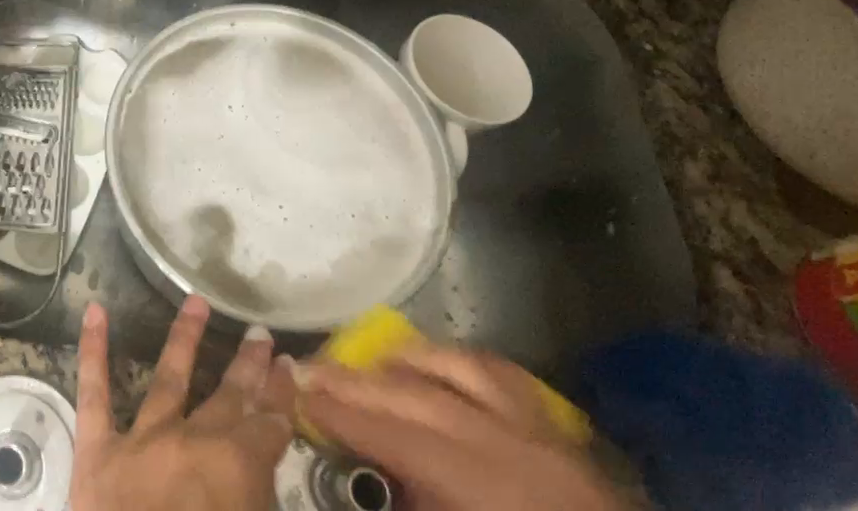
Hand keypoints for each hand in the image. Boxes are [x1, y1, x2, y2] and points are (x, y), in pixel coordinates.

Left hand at [70, 296, 296, 510]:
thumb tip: (265, 484)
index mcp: (237, 468)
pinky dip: (92, 350)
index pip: (270, 425)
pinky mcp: (97, 448)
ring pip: (169, 377)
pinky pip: (94, 392)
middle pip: (228, 396)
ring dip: (184, 338)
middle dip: (248, 366)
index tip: (289, 367)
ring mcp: (143, 440)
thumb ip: (263, 498)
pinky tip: (94, 312)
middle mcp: (194, 441)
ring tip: (195, 303)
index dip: (283, 397)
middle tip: (259, 334)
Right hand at [295, 345, 628, 510]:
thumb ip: (415, 502)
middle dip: (356, 382)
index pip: (398, 438)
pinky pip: (504, 378)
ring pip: (462, 372)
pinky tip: (436, 364)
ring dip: (405, 362)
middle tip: (305, 369)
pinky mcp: (563, 436)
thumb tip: (371, 479)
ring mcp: (544, 435)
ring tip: (365, 363)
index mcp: (489, 488)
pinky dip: (459, 364)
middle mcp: (516, 448)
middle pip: (419, 397)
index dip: (341, 415)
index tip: (294, 394)